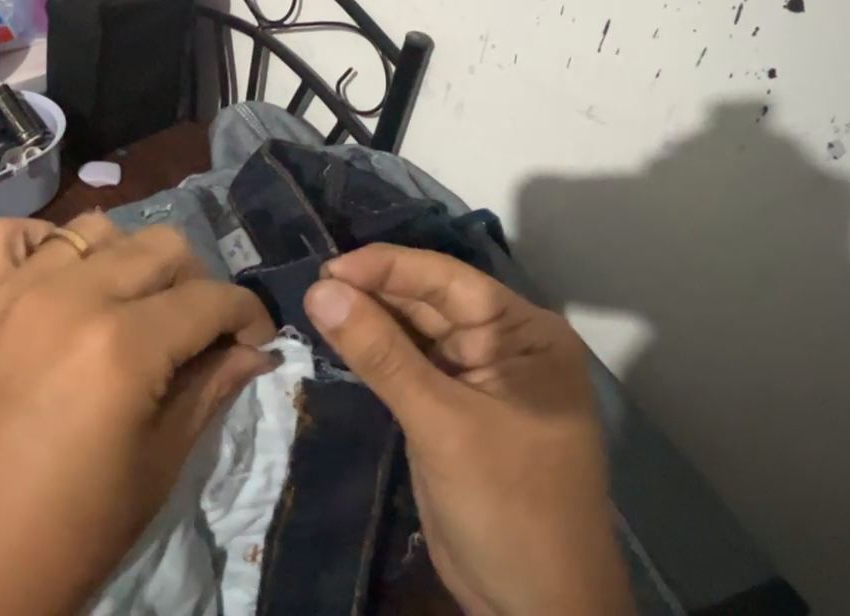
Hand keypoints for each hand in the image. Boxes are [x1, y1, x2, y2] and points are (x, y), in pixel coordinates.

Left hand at [0, 213, 276, 615]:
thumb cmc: (66, 535)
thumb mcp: (156, 469)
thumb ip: (209, 392)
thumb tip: (255, 351)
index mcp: (124, 345)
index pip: (211, 298)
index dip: (247, 315)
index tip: (255, 339)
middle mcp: (72, 297)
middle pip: (162, 246)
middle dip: (196, 282)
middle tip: (197, 331)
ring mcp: (15, 291)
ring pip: (95, 229)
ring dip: (128, 259)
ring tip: (131, 306)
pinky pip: (12, 235)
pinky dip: (44, 244)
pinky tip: (59, 281)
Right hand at [304, 244, 632, 615]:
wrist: (537, 610)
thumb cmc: (508, 506)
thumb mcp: (442, 423)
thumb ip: (381, 354)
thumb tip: (320, 290)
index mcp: (524, 334)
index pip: (448, 281)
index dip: (387, 268)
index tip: (327, 267)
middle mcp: (504, 346)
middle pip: (430, 303)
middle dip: (374, 293)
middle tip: (312, 288)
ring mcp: (478, 379)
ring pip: (415, 334)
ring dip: (369, 321)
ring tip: (315, 306)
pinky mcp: (453, 410)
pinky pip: (409, 367)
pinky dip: (376, 355)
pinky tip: (340, 338)